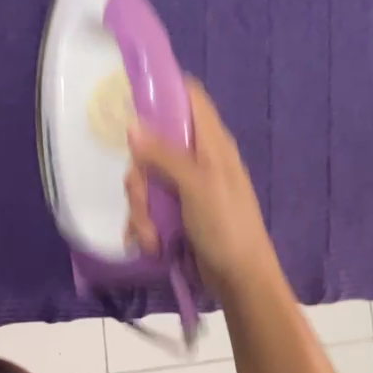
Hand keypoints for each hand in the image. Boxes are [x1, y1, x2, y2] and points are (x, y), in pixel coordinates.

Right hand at [125, 78, 285, 299]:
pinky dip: (144, 229)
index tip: (132, 98)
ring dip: (141, 211)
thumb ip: (164, 155)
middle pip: (150, 146)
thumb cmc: (227, 226)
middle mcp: (195, 160)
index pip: (189, 98)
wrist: (240, 282)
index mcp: (210, 144)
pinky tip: (151, 245)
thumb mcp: (196, 186)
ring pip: (143, 183)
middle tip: (144, 197)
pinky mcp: (174, 216)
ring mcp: (183, 190)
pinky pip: (145, 211)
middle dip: (140, 177)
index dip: (164, 90)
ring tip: (152, 235)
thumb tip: (132, 125)